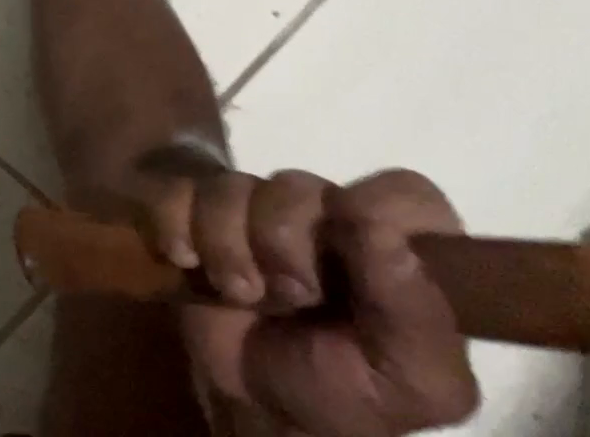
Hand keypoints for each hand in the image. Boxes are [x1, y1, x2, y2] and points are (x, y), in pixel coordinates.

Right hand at [166, 168, 478, 435]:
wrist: (256, 404)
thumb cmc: (348, 394)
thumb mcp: (413, 381)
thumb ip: (417, 314)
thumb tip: (384, 234)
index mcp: (397, 246)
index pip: (400, 191)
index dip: (371, 211)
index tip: (344, 250)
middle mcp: (325, 215)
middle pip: (297, 186)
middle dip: (281, 244)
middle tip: (287, 296)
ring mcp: (252, 209)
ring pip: (230, 186)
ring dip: (225, 245)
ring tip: (235, 293)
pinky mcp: (192, 210)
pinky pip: (173, 191)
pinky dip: (172, 224)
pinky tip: (184, 261)